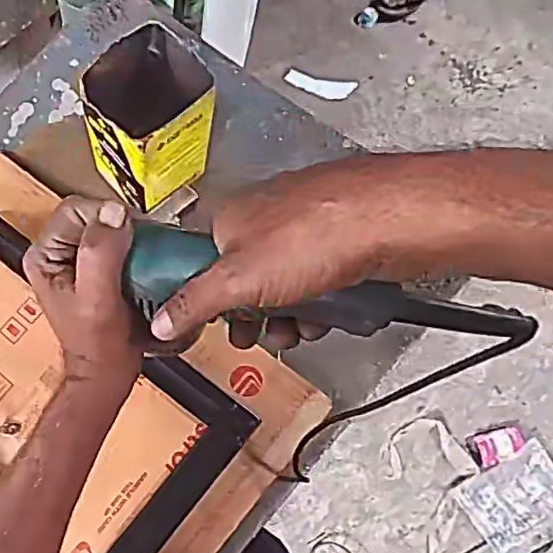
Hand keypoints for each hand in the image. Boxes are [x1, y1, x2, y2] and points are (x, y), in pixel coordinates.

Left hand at [24, 197, 143, 387]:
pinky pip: (118, 244)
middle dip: (121, 224)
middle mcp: (58, 254)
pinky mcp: (98, 270)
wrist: (108, 370)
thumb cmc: (97, 345)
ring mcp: (79, 262)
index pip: (74, 209)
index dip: (106, 214)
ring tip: (147, 251)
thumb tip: (114, 214)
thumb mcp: (97, 298)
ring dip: (130, 236)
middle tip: (144, 241)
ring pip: (107, 228)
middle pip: (92, 215)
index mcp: (44, 256)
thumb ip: (100, 254)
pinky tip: (145, 261)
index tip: (132, 230)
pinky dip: (135, 248)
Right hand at [149, 166, 436, 347]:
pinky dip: (318, 306)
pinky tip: (327, 314)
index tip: (206, 322)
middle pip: (242, 281)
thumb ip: (194, 303)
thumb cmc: (319, 233)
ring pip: (281, 287)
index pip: (196, 262)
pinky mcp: (334, 246)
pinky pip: (314, 285)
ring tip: (298, 328)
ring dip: (287, 317)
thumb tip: (161, 321)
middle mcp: (264, 220)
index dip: (200, 297)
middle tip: (255, 333)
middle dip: (251, 316)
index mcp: (229, 220)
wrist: (391, 223)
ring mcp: (302, 232)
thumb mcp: (238, 280)